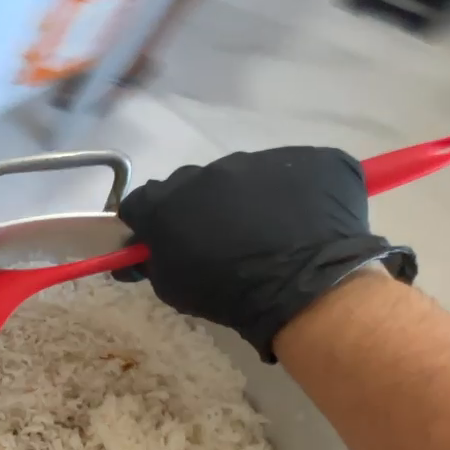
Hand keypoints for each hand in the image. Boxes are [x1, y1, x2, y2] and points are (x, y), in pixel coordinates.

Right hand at [116, 146, 416, 361]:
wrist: (303, 286)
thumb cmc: (222, 291)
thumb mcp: (167, 283)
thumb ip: (152, 256)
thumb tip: (144, 249)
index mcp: (165, 202)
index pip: (139, 201)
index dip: (146, 219)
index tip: (158, 236)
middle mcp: (208, 172)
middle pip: (190, 183)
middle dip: (194, 204)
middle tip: (213, 234)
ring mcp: (262, 160)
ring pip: (241, 174)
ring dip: (242, 195)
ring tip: (264, 226)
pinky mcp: (310, 158)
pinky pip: (290, 171)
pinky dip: (289, 191)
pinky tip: (298, 218)